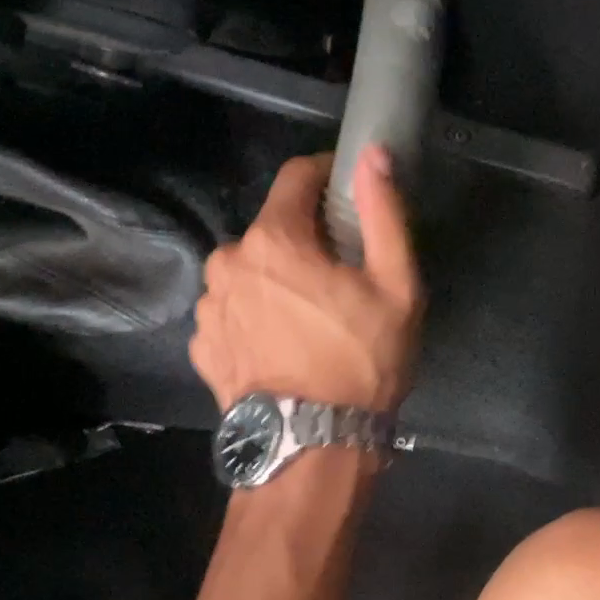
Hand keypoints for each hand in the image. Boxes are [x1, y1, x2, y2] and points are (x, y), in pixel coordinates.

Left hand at [190, 147, 422, 412]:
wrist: (313, 444)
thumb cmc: (363, 361)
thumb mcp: (397, 288)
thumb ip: (385, 216)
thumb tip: (374, 155)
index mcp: (275, 239)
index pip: (297, 177)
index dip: (328, 176)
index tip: (351, 194)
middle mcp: (228, 260)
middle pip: (275, 231)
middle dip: (309, 244)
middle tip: (345, 282)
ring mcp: (209, 305)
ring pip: (252, 273)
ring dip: (281, 283)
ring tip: (315, 324)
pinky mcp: (203, 345)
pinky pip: (236, 312)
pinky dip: (259, 318)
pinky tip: (288, 349)